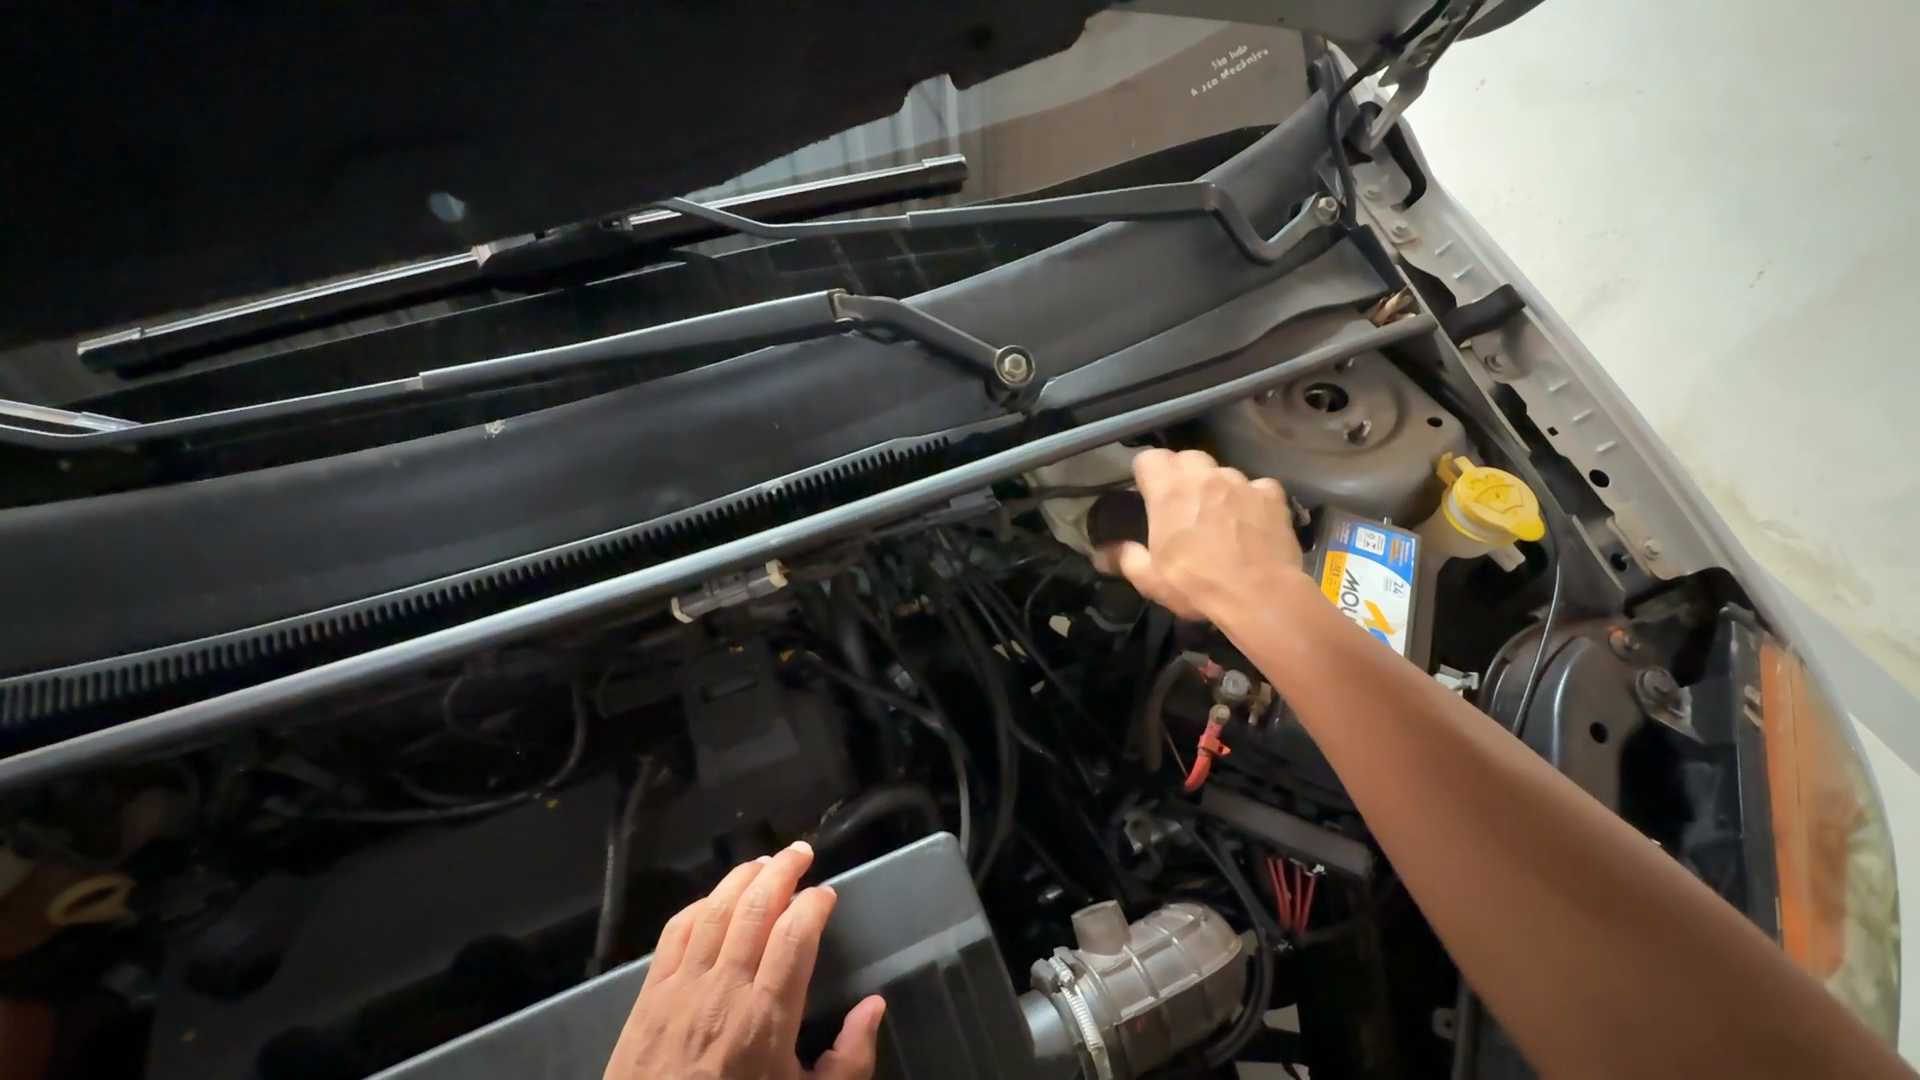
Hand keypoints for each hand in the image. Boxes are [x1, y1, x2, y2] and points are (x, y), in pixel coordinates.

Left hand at [604, 841, 885, 1079]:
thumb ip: (848, 1061)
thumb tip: (874, 1006)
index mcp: (765, 1019)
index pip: (794, 934)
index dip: (814, 903)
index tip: (827, 894)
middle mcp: (724, 991)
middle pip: (756, 907)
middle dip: (783, 870)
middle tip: (802, 852)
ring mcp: (682, 989)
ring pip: (716, 909)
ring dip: (743, 876)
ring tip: (766, 861)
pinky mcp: (649, 995)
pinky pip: (676, 932)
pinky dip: (700, 904)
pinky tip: (717, 897)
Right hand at [1114, 448, 1306, 623]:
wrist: (1260, 595)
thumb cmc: (1197, 585)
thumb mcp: (1150, 580)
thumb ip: (1126, 559)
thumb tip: (1104, 553)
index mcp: (1168, 492)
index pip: (1149, 458)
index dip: (1147, 473)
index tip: (1148, 492)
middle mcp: (1204, 477)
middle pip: (1187, 457)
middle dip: (1182, 473)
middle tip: (1182, 503)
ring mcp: (1241, 482)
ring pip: (1222, 471)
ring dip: (1216, 487)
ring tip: (1219, 516)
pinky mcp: (1271, 495)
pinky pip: (1257, 487)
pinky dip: (1252, 499)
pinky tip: (1252, 520)